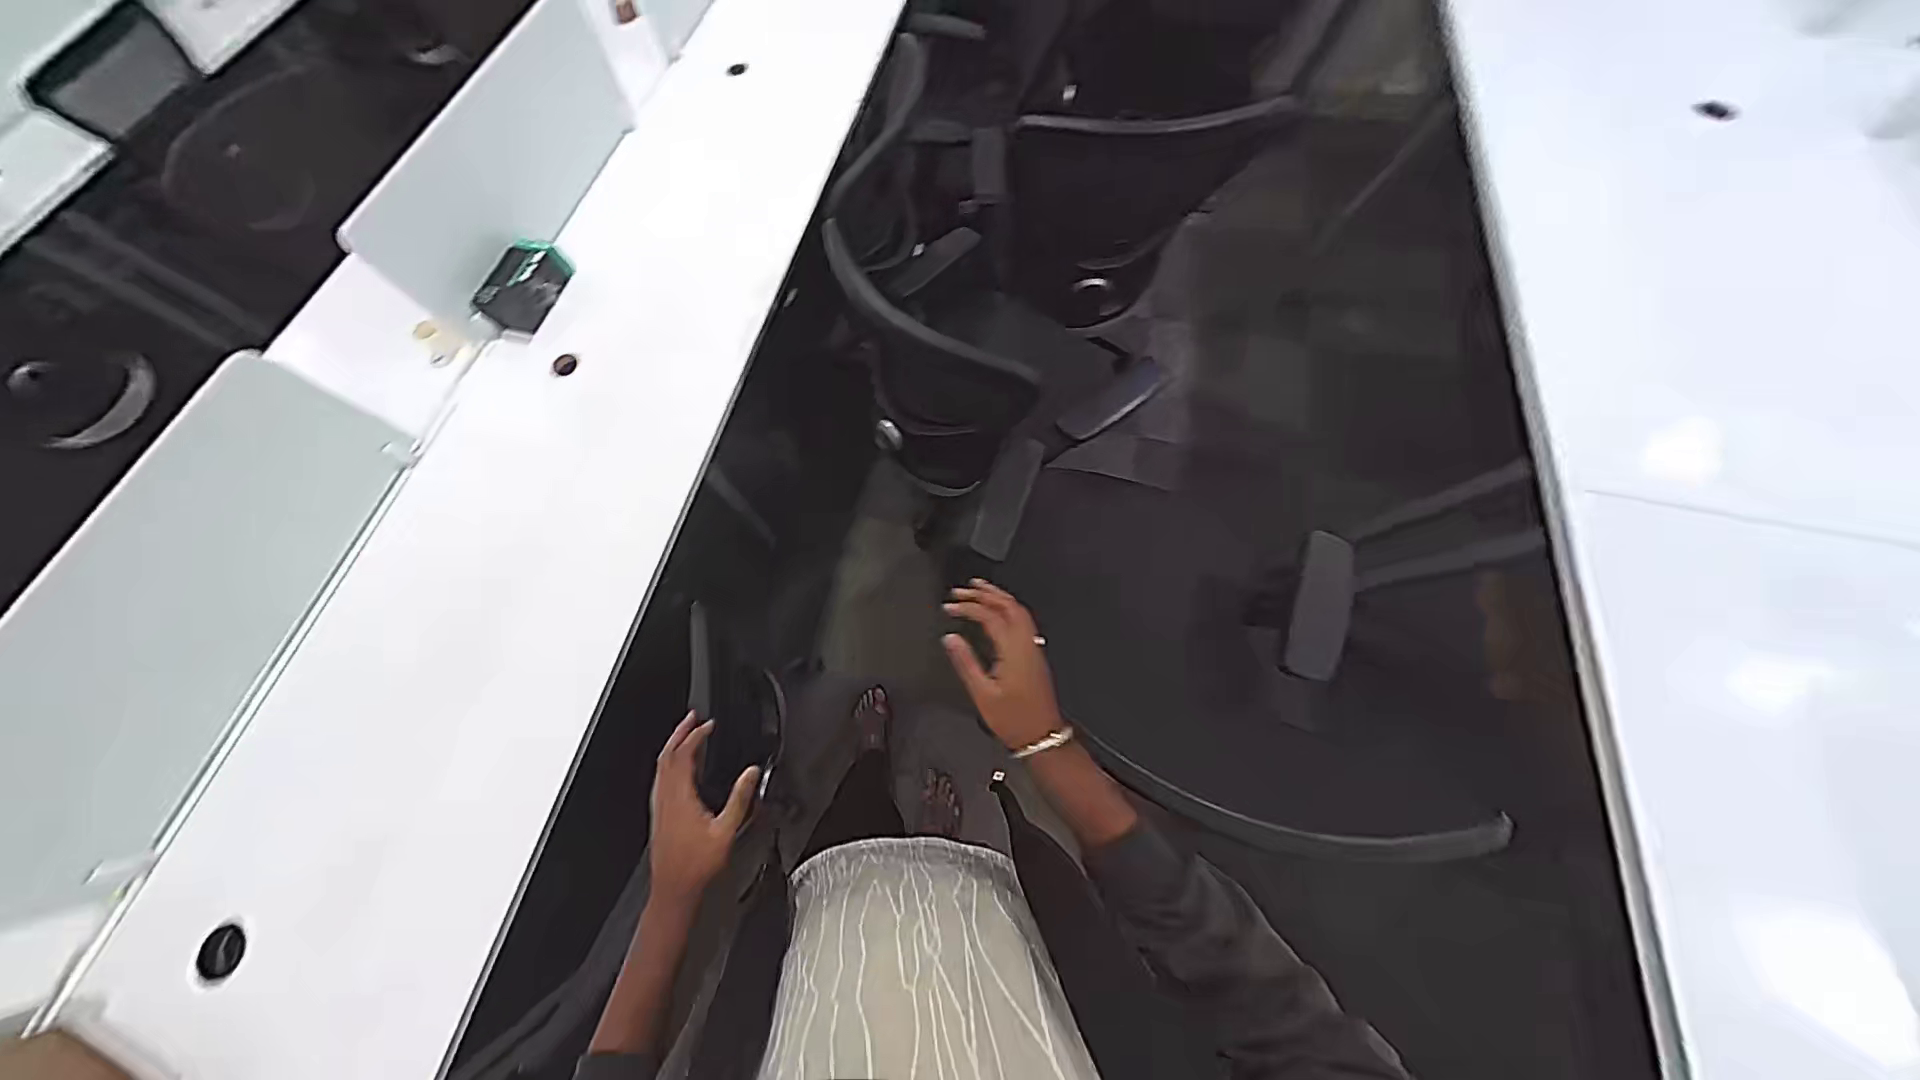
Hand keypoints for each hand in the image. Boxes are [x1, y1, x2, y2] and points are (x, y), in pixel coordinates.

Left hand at [648, 711, 757, 907]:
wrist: (674, 891)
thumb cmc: (697, 866)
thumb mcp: (727, 830)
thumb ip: (740, 798)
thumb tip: (751, 773)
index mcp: (680, 798)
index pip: (683, 756)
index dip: (695, 736)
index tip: (708, 725)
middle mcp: (665, 800)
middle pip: (666, 756)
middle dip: (679, 733)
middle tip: (691, 718)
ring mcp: (660, 808)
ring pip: (660, 768)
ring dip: (672, 746)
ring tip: (684, 735)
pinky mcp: (659, 816)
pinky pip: (660, 780)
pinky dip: (669, 764)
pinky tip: (679, 769)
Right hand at [942, 579, 1064, 749]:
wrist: (1041, 736)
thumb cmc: (1014, 719)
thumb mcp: (982, 693)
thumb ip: (965, 662)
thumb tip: (950, 639)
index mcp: (1013, 650)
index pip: (989, 616)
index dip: (968, 607)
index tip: (950, 606)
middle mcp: (1026, 644)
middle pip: (1008, 606)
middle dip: (985, 593)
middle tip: (964, 588)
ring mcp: (1034, 648)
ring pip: (1019, 611)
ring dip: (999, 597)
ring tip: (981, 590)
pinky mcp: (1035, 654)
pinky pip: (1024, 620)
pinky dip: (1008, 608)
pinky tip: (998, 612)